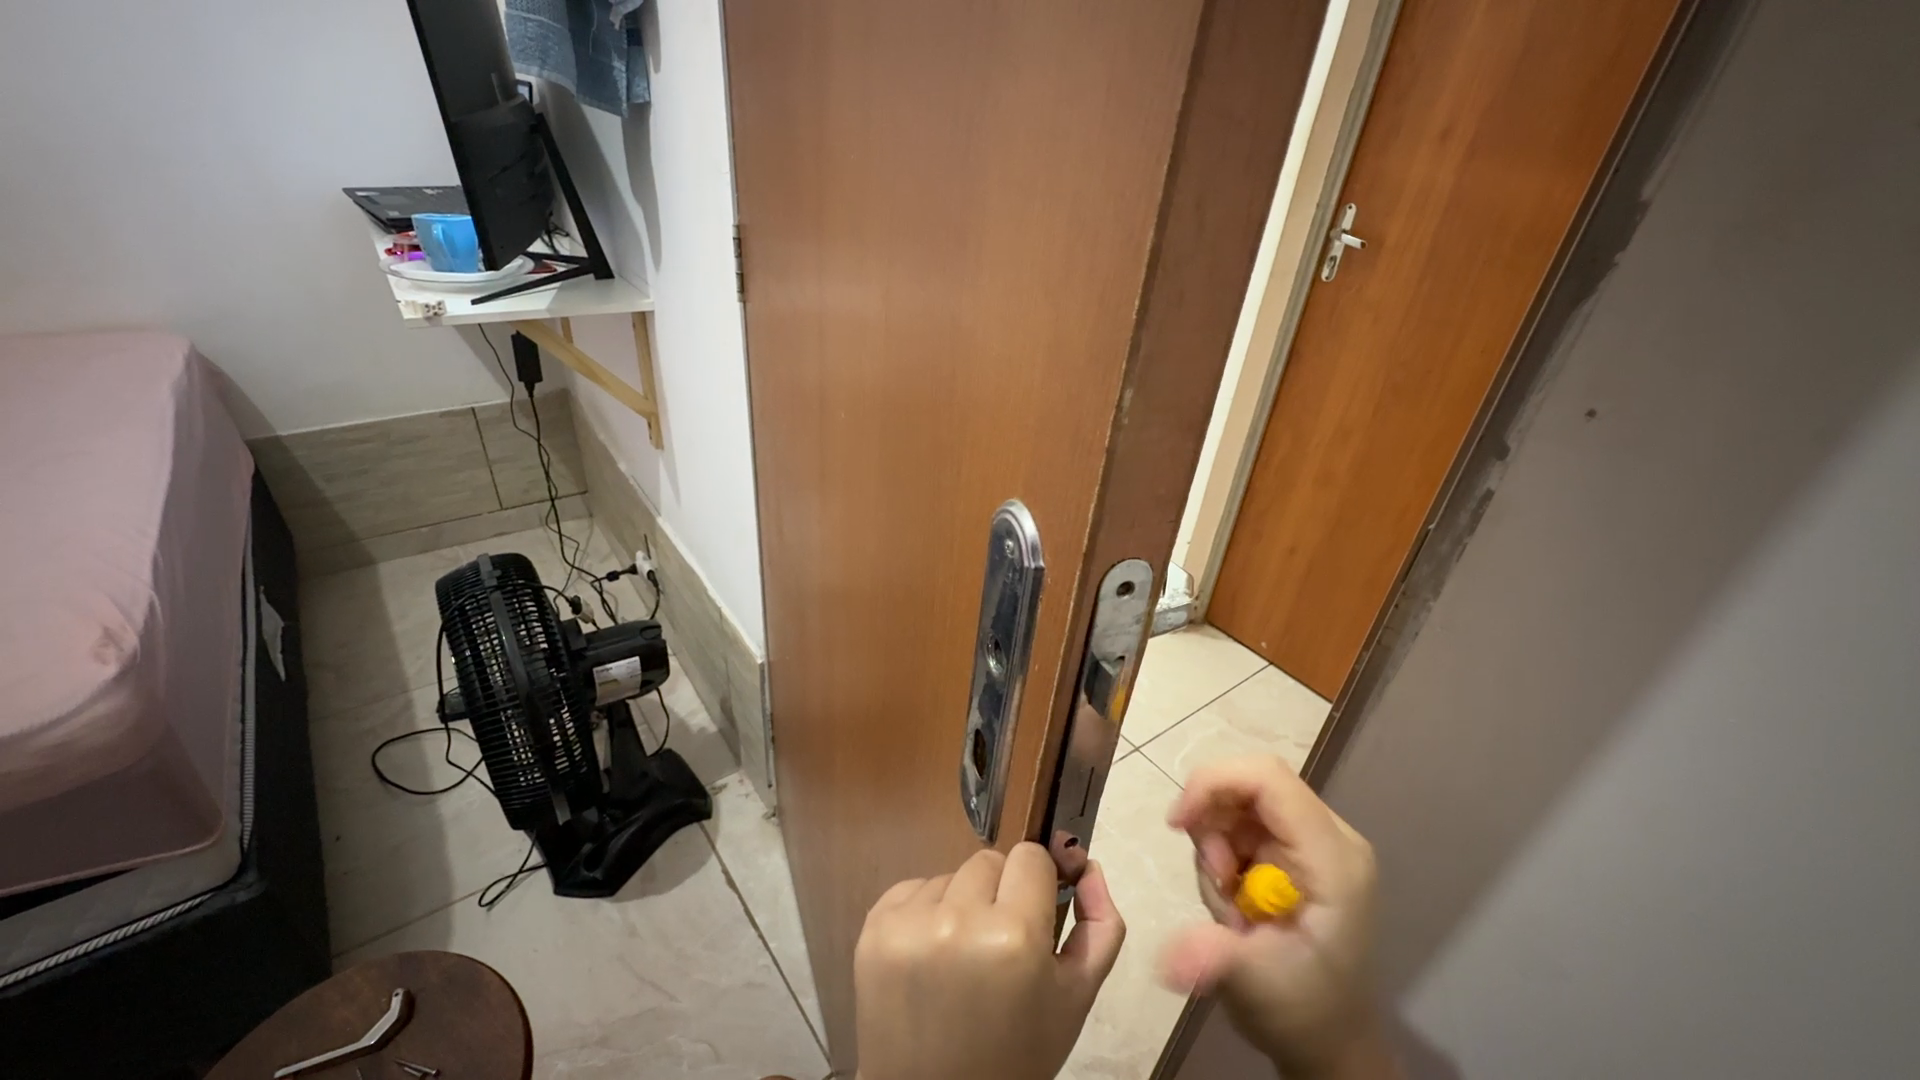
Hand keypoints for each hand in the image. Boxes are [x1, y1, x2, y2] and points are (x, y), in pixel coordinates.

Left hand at [854, 842, 1125, 1079]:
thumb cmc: (1017, 1050)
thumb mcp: (1077, 997)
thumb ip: (1100, 923)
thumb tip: (1087, 863)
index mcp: (1014, 935)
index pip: (1031, 857)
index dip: (1038, 884)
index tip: (1035, 916)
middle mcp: (958, 919)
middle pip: (990, 862)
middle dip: (1000, 894)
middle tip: (998, 947)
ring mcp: (909, 924)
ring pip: (951, 875)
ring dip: (961, 904)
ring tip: (962, 960)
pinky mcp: (873, 929)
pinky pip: (912, 889)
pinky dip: (926, 914)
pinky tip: (931, 958)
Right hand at [1161, 758, 1393, 1078]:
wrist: (1327, 1039)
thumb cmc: (1302, 1012)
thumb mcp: (1256, 986)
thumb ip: (1214, 958)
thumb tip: (1171, 959)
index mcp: (1331, 859)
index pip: (1268, 779)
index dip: (1214, 784)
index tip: (1178, 823)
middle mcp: (1327, 838)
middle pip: (1249, 783)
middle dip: (1211, 821)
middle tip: (1213, 877)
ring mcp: (1311, 843)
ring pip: (1239, 803)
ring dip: (1214, 842)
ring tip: (1229, 902)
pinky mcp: (1294, 852)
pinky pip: (1242, 824)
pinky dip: (1221, 852)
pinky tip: (1233, 897)